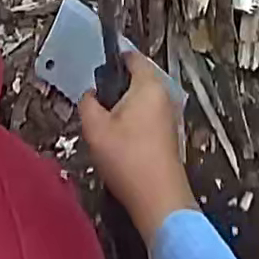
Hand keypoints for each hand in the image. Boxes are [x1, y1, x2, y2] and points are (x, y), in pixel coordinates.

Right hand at [79, 53, 196, 241]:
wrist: (159, 201)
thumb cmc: (128, 159)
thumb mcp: (95, 128)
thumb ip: (87, 102)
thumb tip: (91, 94)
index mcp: (148, 83)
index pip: (130, 56)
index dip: (112, 60)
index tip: (97, 74)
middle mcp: (164, 93)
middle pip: (136, 77)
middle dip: (117, 87)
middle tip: (99, 103)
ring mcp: (170, 114)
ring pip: (142, 98)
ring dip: (125, 106)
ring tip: (107, 125)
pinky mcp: (170, 133)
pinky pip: (149, 115)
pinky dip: (135, 121)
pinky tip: (122, 141)